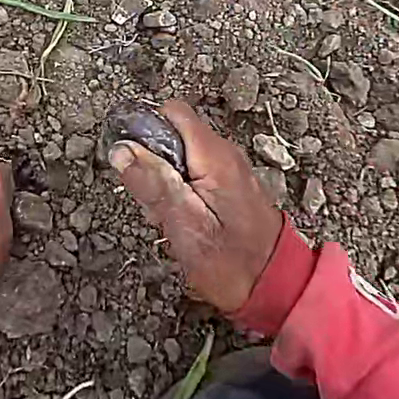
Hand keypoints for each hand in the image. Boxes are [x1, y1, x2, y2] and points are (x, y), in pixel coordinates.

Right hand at [108, 101, 284, 313]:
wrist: (275, 286)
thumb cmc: (233, 263)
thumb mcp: (184, 226)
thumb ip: (154, 184)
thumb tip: (123, 150)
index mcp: (214, 156)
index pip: (173, 112)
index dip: (147, 130)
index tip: (134, 161)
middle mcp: (225, 154)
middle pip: (174, 134)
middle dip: (154, 163)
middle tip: (156, 202)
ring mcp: (229, 168)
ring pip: (180, 156)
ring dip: (165, 182)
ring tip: (171, 218)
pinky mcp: (229, 184)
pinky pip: (194, 174)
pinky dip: (181, 193)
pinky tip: (184, 222)